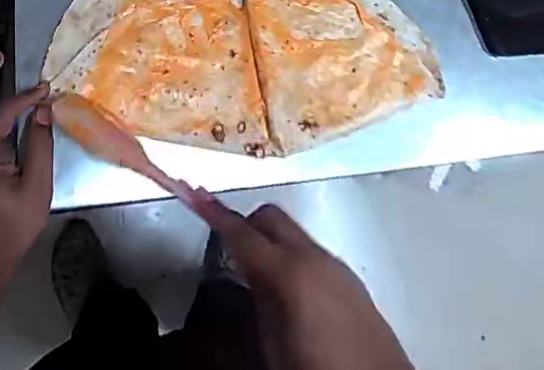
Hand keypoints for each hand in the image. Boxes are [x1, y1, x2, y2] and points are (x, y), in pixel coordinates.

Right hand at [189, 193, 414, 369]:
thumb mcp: (275, 348)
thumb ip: (257, 302)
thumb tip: (247, 275)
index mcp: (289, 272)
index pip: (242, 233)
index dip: (214, 214)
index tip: (193, 195)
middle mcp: (314, 258)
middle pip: (270, 218)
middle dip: (245, 223)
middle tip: (224, 244)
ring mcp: (336, 267)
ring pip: (292, 233)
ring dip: (269, 240)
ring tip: (254, 274)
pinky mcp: (351, 282)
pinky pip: (311, 253)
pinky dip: (291, 257)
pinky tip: (288, 290)